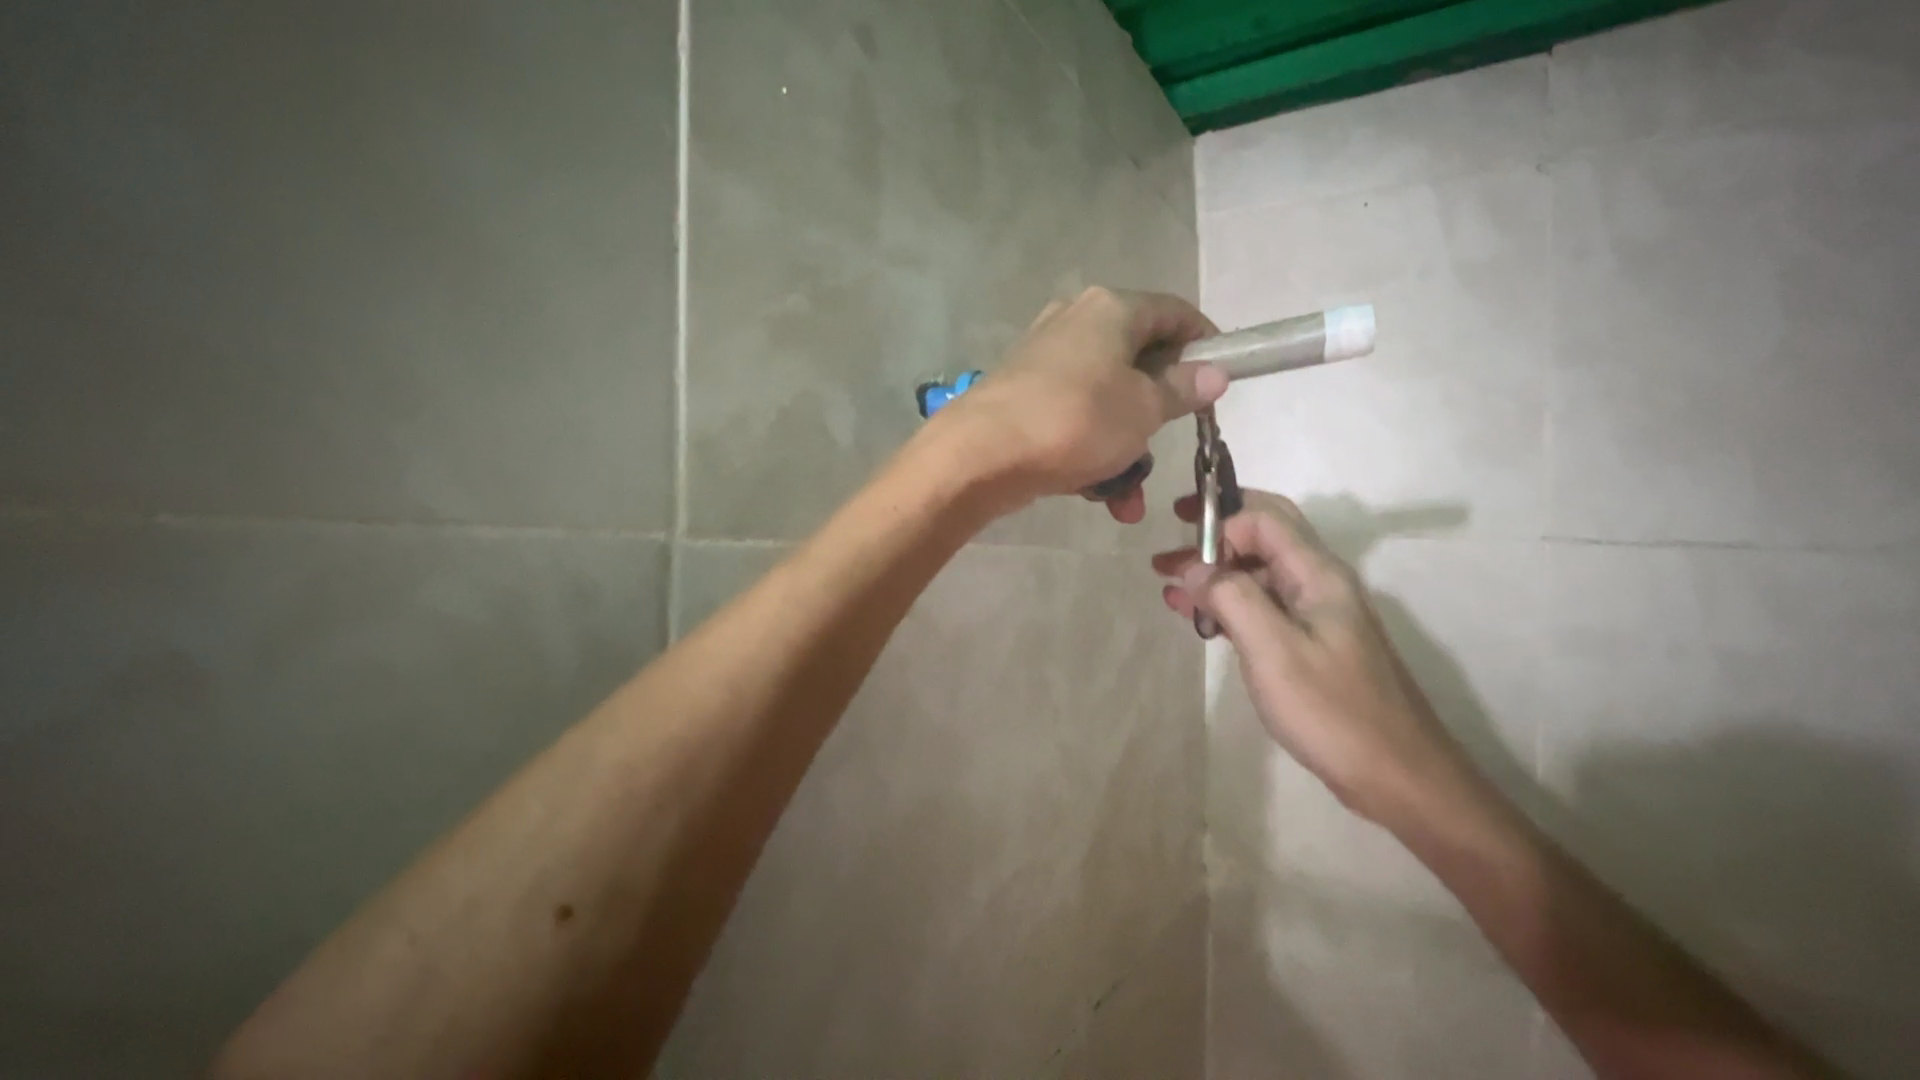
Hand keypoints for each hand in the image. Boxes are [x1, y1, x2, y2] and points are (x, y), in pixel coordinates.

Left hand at [937, 287, 1224, 522]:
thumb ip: (1182, 389)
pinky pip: (1074, 419)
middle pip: (1137, 360)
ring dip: (1125, 448)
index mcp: (1112, 309)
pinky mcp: (1024, 395)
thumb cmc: (1077, 421)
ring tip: (1129, 496)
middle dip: (1157, 412)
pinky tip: (1098, 495)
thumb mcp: (1144, 409)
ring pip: (1106, 400)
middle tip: (1170, 444)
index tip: (1220, 379)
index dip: (1204, 342)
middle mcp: (1076, 322)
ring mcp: (1045, 359)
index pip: (1174, 311)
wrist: (980, 454)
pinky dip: (1090, 452)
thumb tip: (1214, 373)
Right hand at [1154, 490, 1478, 823]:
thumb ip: (1231, 597)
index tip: (1179, 550)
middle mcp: (1321, 584)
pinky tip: (1203, 622)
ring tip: (1171, 591)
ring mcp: (1320, 616)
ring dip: (1217, 576)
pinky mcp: (1314, 646)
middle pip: (1264, 539)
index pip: (1263, 519)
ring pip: (1261, 575)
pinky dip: (1231, 606)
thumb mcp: (1272, 650)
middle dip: (1213, 539)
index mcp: (1317, 574)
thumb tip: (1194, 566)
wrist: (1396, 774)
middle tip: (1164, 558)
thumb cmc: (1331, 709)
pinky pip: (1266, 608)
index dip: (1218, 523)